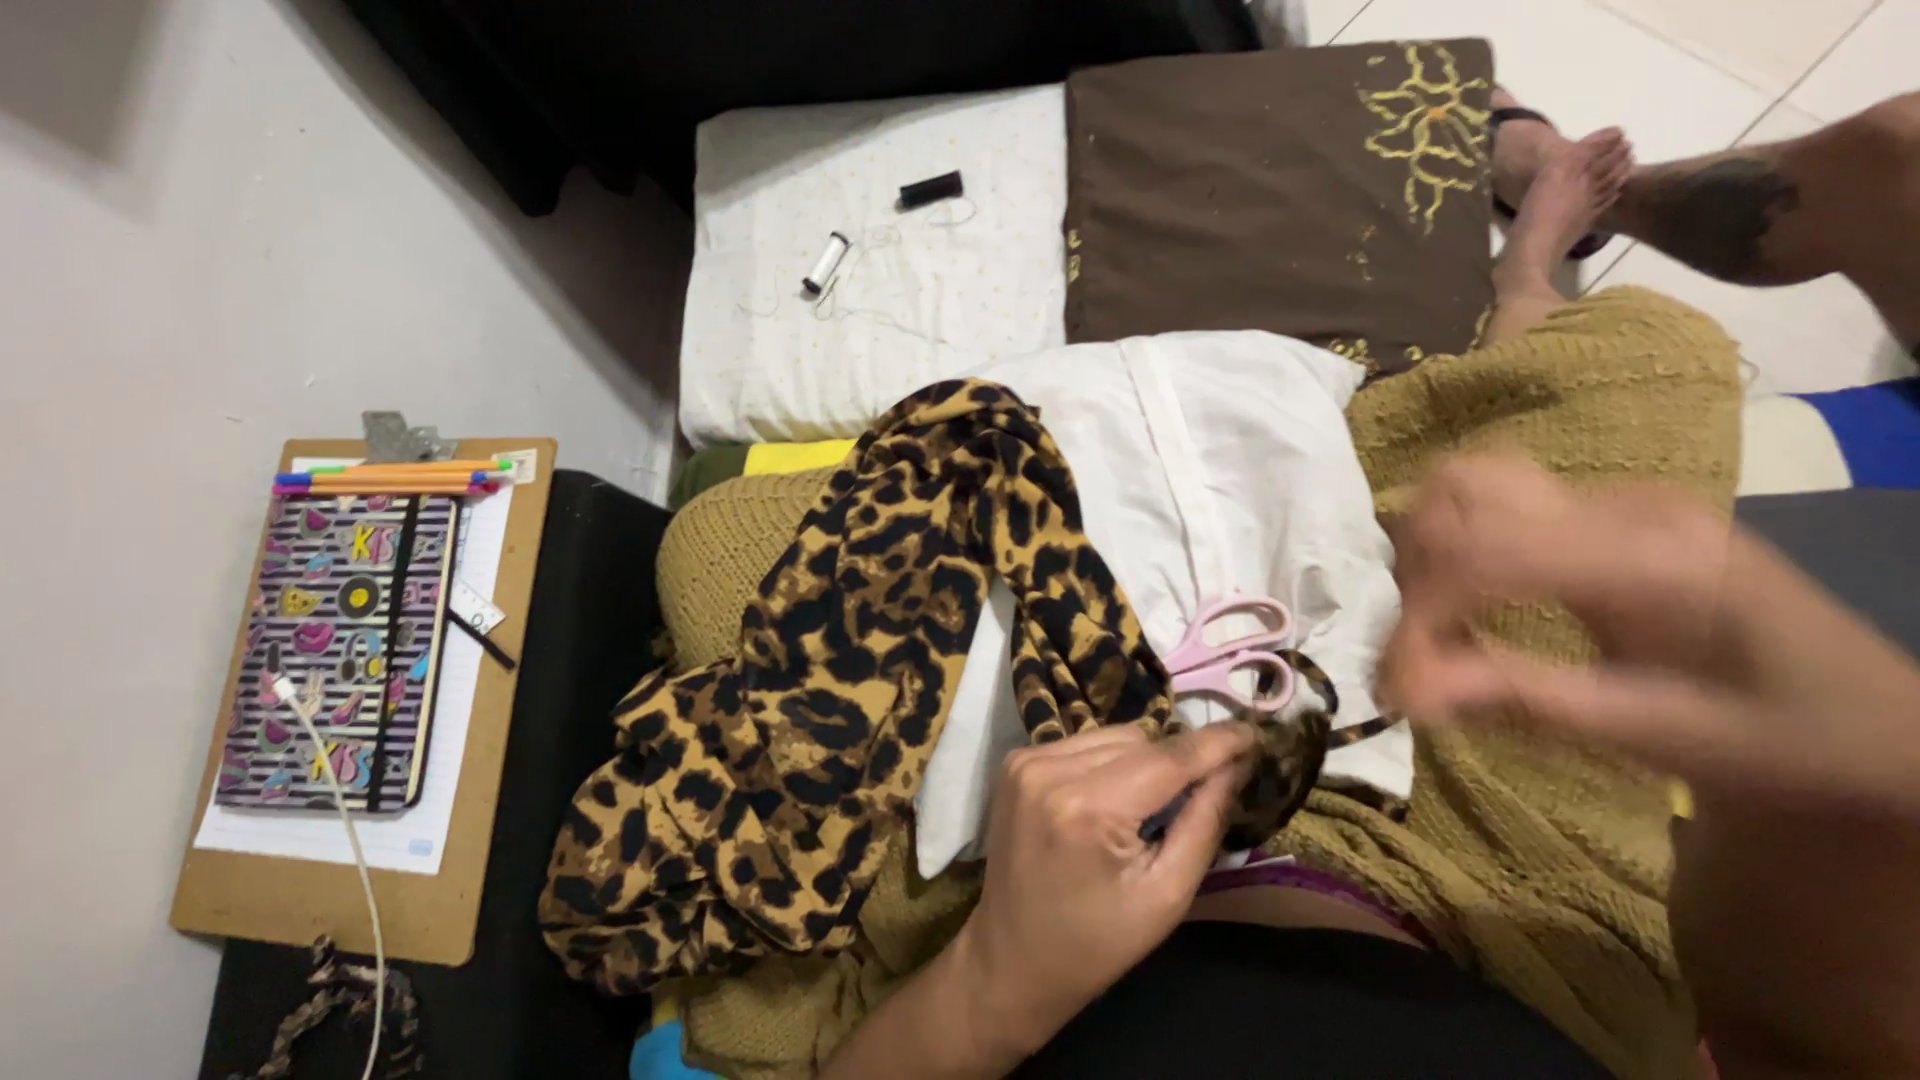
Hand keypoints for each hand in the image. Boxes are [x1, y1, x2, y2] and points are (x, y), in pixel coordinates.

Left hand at [949, 722, 1254, 1056]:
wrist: (1011, 958)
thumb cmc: (1096, 942)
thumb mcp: (1166, 895)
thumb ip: (1203, 821)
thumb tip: (1236, 764)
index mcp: (1088, 808)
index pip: (1167, 757)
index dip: (1216, 742)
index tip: (1254, 733)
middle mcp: (1050, 770)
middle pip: (1140, 739)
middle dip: (1174, 763)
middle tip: (1189, 802)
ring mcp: (1025, 762)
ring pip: (1111, 736)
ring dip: (1139, 761)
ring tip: (1141, 810)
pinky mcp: (1014, 763)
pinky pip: (1081, 744)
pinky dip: (1105, 763)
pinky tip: (1105, 803)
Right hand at [1381, 455, 1919, 815]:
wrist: (1881, 725)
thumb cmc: (1785, 742)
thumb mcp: (1658, 738)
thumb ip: (1522, 700)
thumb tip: (1402, 691)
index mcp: (1654, 559)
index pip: (1482, 554)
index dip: (1418, 619)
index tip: (1398, 689)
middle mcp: (1625, 506)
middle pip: (1460, 489)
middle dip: (1413, 573)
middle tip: (1418, 649)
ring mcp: (1615, 499)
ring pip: (1467, 482)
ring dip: (1426, 549)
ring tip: (1435, 623)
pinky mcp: (1602, 512)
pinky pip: (1493, 502)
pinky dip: (1452, 545)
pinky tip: (1469, 604)